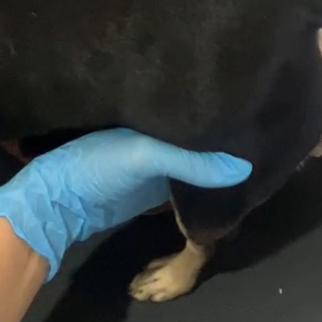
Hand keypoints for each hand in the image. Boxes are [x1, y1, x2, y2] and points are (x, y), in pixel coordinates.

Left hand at [0, 130, 250, 278]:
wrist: (58, 207)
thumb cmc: (97, 165)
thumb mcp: (145, 155)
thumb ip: (192, 160)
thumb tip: (245, 168)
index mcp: (162, 115)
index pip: (205, 113)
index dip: (229, 120)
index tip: (260, 125)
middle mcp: (168, 135)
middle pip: (207, 141)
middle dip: (229, 149)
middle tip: (264, 154)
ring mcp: (164, 164)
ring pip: (201, 166)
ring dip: (219, 173)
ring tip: (255, 172)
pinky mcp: (160, 191)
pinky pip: (191, 190)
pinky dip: (205, 193)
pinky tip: (227, 193)